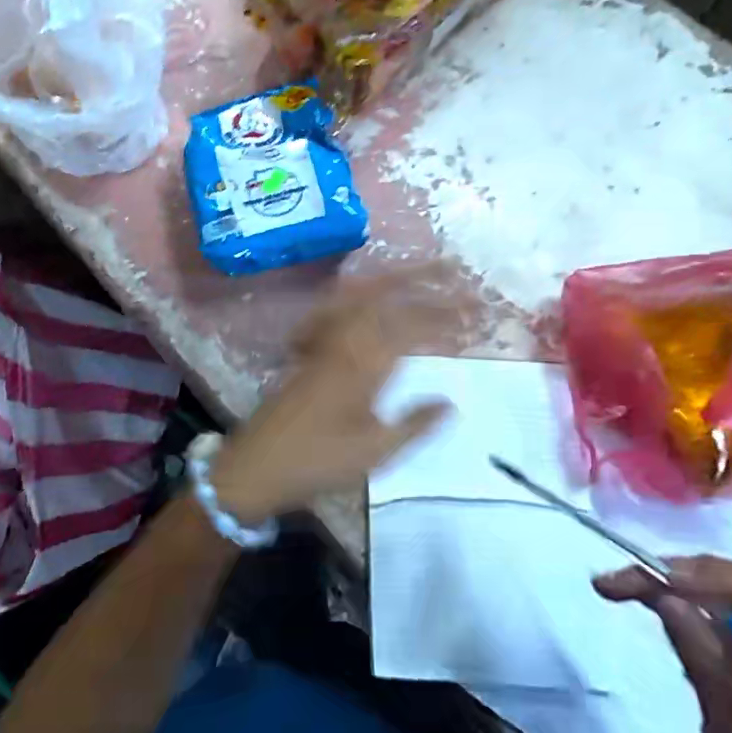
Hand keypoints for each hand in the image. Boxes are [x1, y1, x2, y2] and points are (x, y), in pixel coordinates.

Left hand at [210, 271, 457, 522]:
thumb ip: (415, 425)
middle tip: (451, 267)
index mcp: (363, 365)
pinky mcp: (304, 354)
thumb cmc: (317, 463)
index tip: (476, 310)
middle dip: (419, 277)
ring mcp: (318, 346)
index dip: (446, 314)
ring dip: (386, 281)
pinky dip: (352, 298)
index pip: (412, 327)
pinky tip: (360, 301)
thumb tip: (450, 402)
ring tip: (413, 272)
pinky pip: (331, 312)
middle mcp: (341, 344)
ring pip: (354, 298)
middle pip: (382, 296)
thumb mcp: (374, 453)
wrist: (255, 466)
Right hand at [594, 556, 731, 732]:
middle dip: (688, 576)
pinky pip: (722, 622)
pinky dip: (682, 609)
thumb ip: (708, 666)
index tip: (668, 580)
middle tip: (624, 578)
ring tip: (618, 586)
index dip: (729, 576)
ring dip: (675, 587)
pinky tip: (646, 605)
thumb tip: (668, 599)